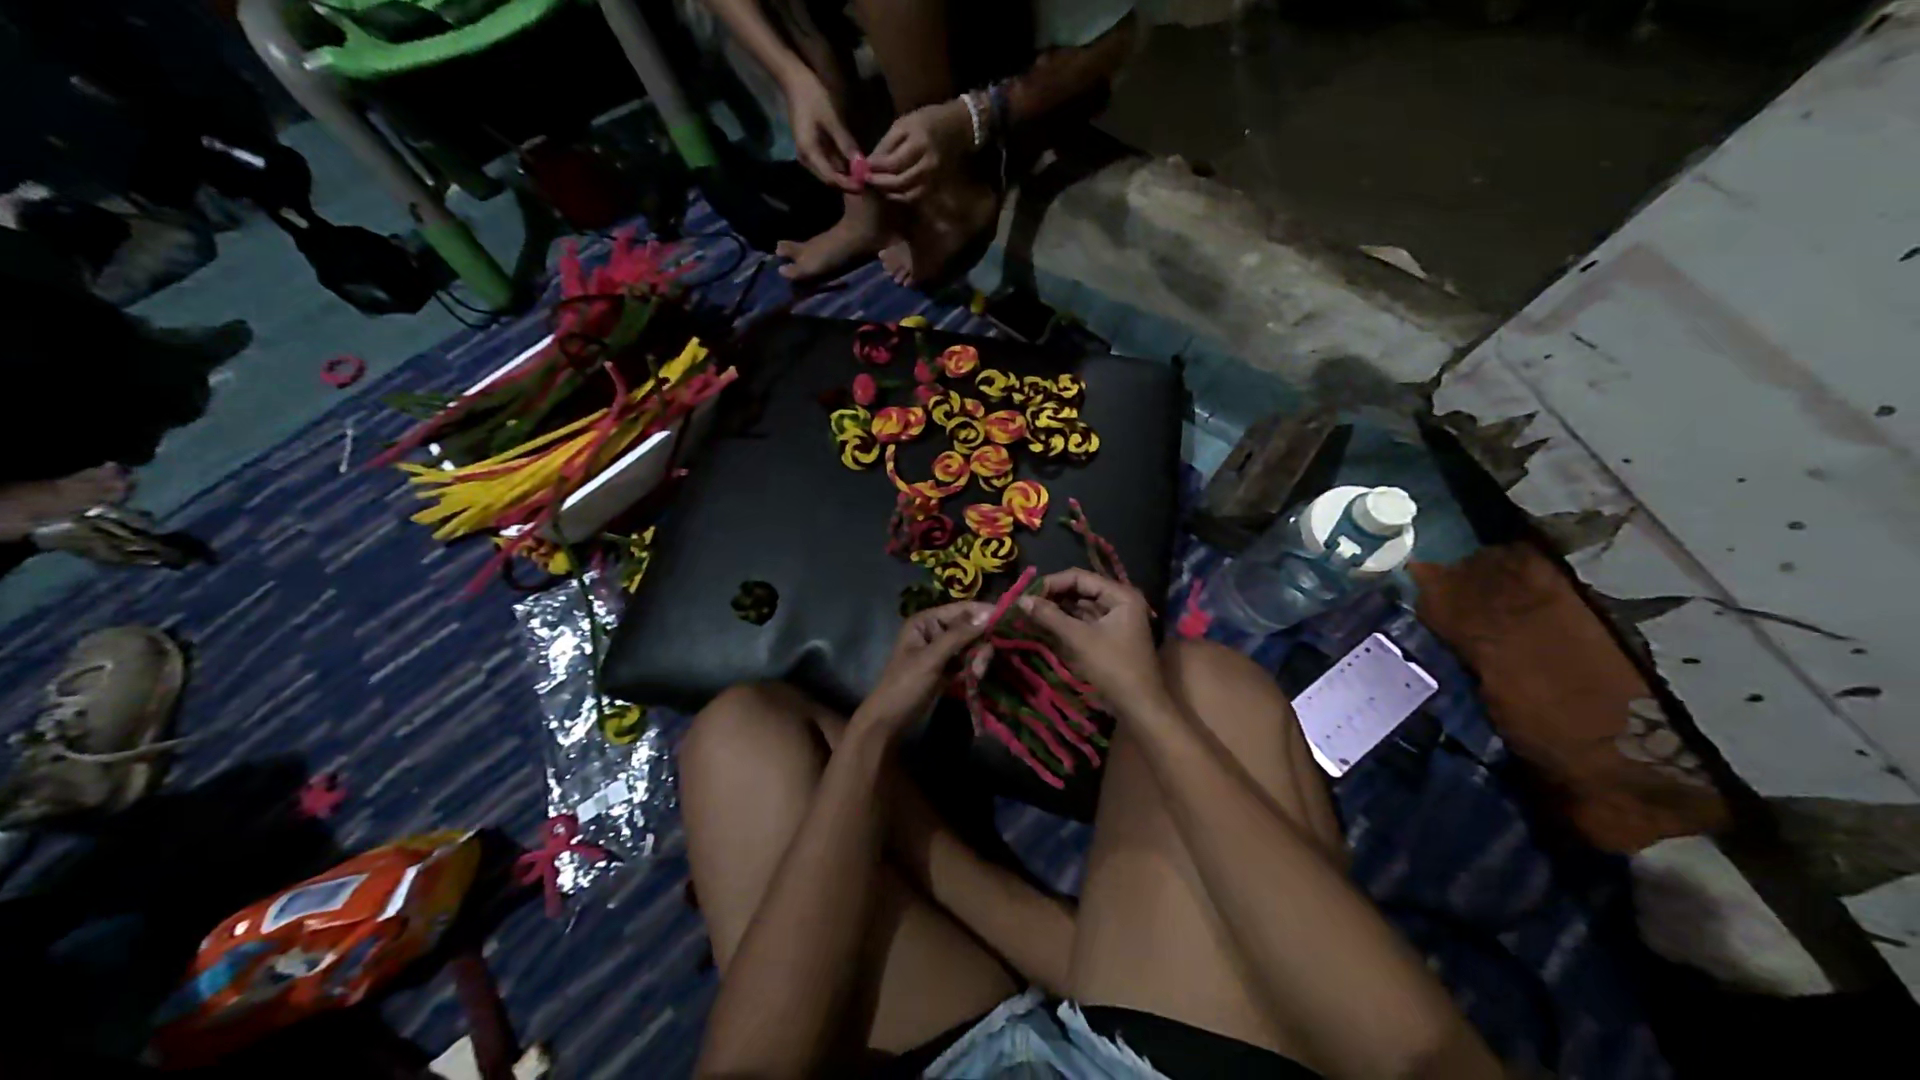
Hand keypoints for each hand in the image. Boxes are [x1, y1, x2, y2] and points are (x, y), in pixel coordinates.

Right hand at [783, 69, 859, 191]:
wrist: (795, 81)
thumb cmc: (812, 97)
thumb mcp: (832, 119)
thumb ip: (845, 143)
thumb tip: (861, 165)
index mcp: (809, 153)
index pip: (831, 179)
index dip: (848, 185)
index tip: (865, 185)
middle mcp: (807, 160)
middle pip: (830, 180)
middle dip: (849, 184)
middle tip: (868, 183)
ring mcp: (809, 156)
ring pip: (830, 174)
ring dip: (846, 177)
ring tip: (865, 177)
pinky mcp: (813, 151)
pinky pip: (829, 165)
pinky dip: (842, 168)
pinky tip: (856, 166)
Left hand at [854, 601, 991, 735]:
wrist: (889, 721)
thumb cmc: (905, 685)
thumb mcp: (931, 658)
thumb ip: (958, 635)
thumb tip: (988, 614)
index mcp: (925, 621)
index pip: (961, 609)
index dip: (984, 612)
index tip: (1010, 617)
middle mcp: (934, 631)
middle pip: (969, 628)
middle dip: (980, 642)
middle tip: (985, 659)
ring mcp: (941, 651)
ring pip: (971, 646)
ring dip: (978, 658)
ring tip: (977, 673)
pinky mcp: (946, 669)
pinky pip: (967, 662)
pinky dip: (973, 669)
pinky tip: (975, 678)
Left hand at [867, 99, 973, 202]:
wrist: (956, 128)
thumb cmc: (926, 121)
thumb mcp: (904, 124)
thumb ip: (886, 144)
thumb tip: (869, 162)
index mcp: (919, 143)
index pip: (893, 162)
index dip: (875, 168)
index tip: (862, 167)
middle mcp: (928, 164)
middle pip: (899, 181)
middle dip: (880, 182)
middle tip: (866, 180)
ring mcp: (933, 177)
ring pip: (907, 193)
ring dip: (888, 192)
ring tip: (876, 186)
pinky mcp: (935, 185)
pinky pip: (915, 197)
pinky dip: (900, 197)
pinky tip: (890, 193)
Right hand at [1018, 570, 1165, 711]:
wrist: (1139, 706)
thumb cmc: (1112, 668)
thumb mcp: (1079, 639)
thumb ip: (1050, 616)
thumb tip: (1021, 600)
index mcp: (1120, 595)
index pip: (1079, 577)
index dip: (1051, 583)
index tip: (1026, 594)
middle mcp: (1120, 601)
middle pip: (1080, 589)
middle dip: (1052, 596)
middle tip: (1025, 604)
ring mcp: (1115, 619)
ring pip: (1080, 606)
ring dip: (1057, 609)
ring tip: (1030, 613)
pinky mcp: (1109, 635)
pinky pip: (1084, 621)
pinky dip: (1065, 622)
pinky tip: (1044, 625)